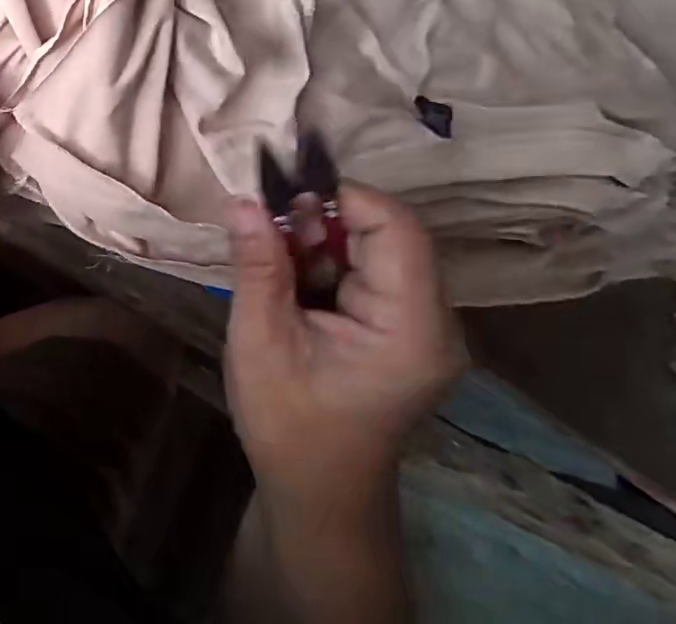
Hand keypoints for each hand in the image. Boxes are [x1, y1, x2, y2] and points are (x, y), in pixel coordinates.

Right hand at [225, 183, 465, 508]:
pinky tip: (284, 280)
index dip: (343, 197)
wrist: (315, 483)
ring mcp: (418, 324)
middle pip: (387, 236)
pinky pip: (363, 271)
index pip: (397, 231)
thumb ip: (258, 265)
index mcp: (411, 328)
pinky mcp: (398, 327)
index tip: (277, 192)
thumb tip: (243, 200)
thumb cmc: (287, 418)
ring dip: (314, 241)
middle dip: (320, 221)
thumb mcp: (259, 338)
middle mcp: (432, 320)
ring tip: (267, 261)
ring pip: (371, 249)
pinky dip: (319, 262)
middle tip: (261, 228)